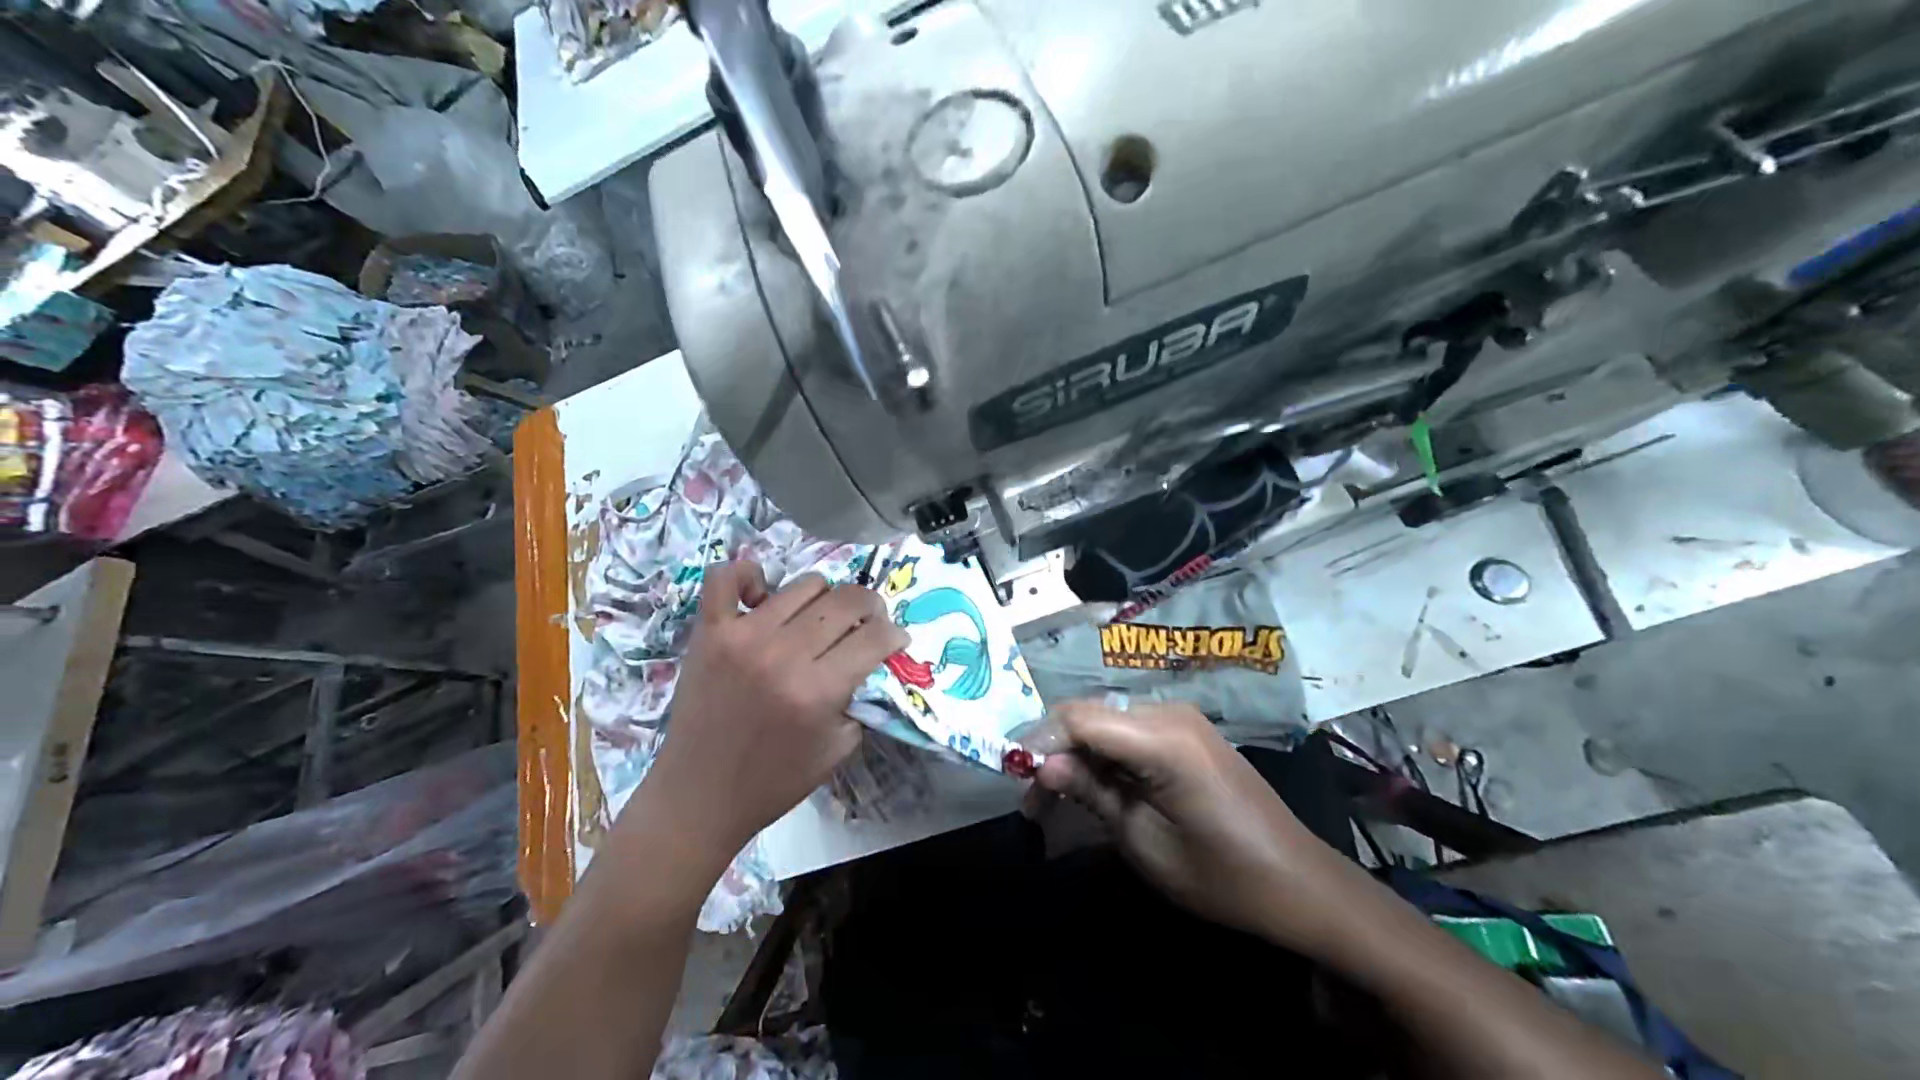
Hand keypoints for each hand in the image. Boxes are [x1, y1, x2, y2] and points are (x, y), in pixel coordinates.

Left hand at [636, 560, 907, 858]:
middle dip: (870, 608)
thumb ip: (860, 698)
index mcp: (817, 690)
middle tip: (867, 622)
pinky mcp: (709, 631)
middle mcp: (782, 654)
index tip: (894, 640)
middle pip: (846, 601)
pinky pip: (727, 577)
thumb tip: (873, 659)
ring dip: (824, 598)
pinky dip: (749, 575)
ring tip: (819, 619)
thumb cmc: (775, 781)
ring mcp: (742, 636)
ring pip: (804, 584)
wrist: (700, 795)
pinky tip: (762, 594)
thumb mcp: (838, 748)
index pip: (874, 637)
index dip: (894, 635)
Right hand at [1031, 701, 1356, 946]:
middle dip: (1054, 751)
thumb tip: (1040, 766)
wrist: (1300, 883)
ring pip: (1105, 722)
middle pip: (1088, 715)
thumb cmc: (1222, 874)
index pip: (1078, 718)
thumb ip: (1091, 793)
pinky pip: (1128, 733)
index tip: (1015, 781)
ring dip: (1075, 756)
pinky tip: (1092, 789)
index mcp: (1162, 738)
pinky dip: (1102, 757)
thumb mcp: (1145, 841)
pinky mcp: (1186, 733)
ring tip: (1054, 801)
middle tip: (1033, 800)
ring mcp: (1180, 720)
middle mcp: (1169, 713)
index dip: (1039, 742)